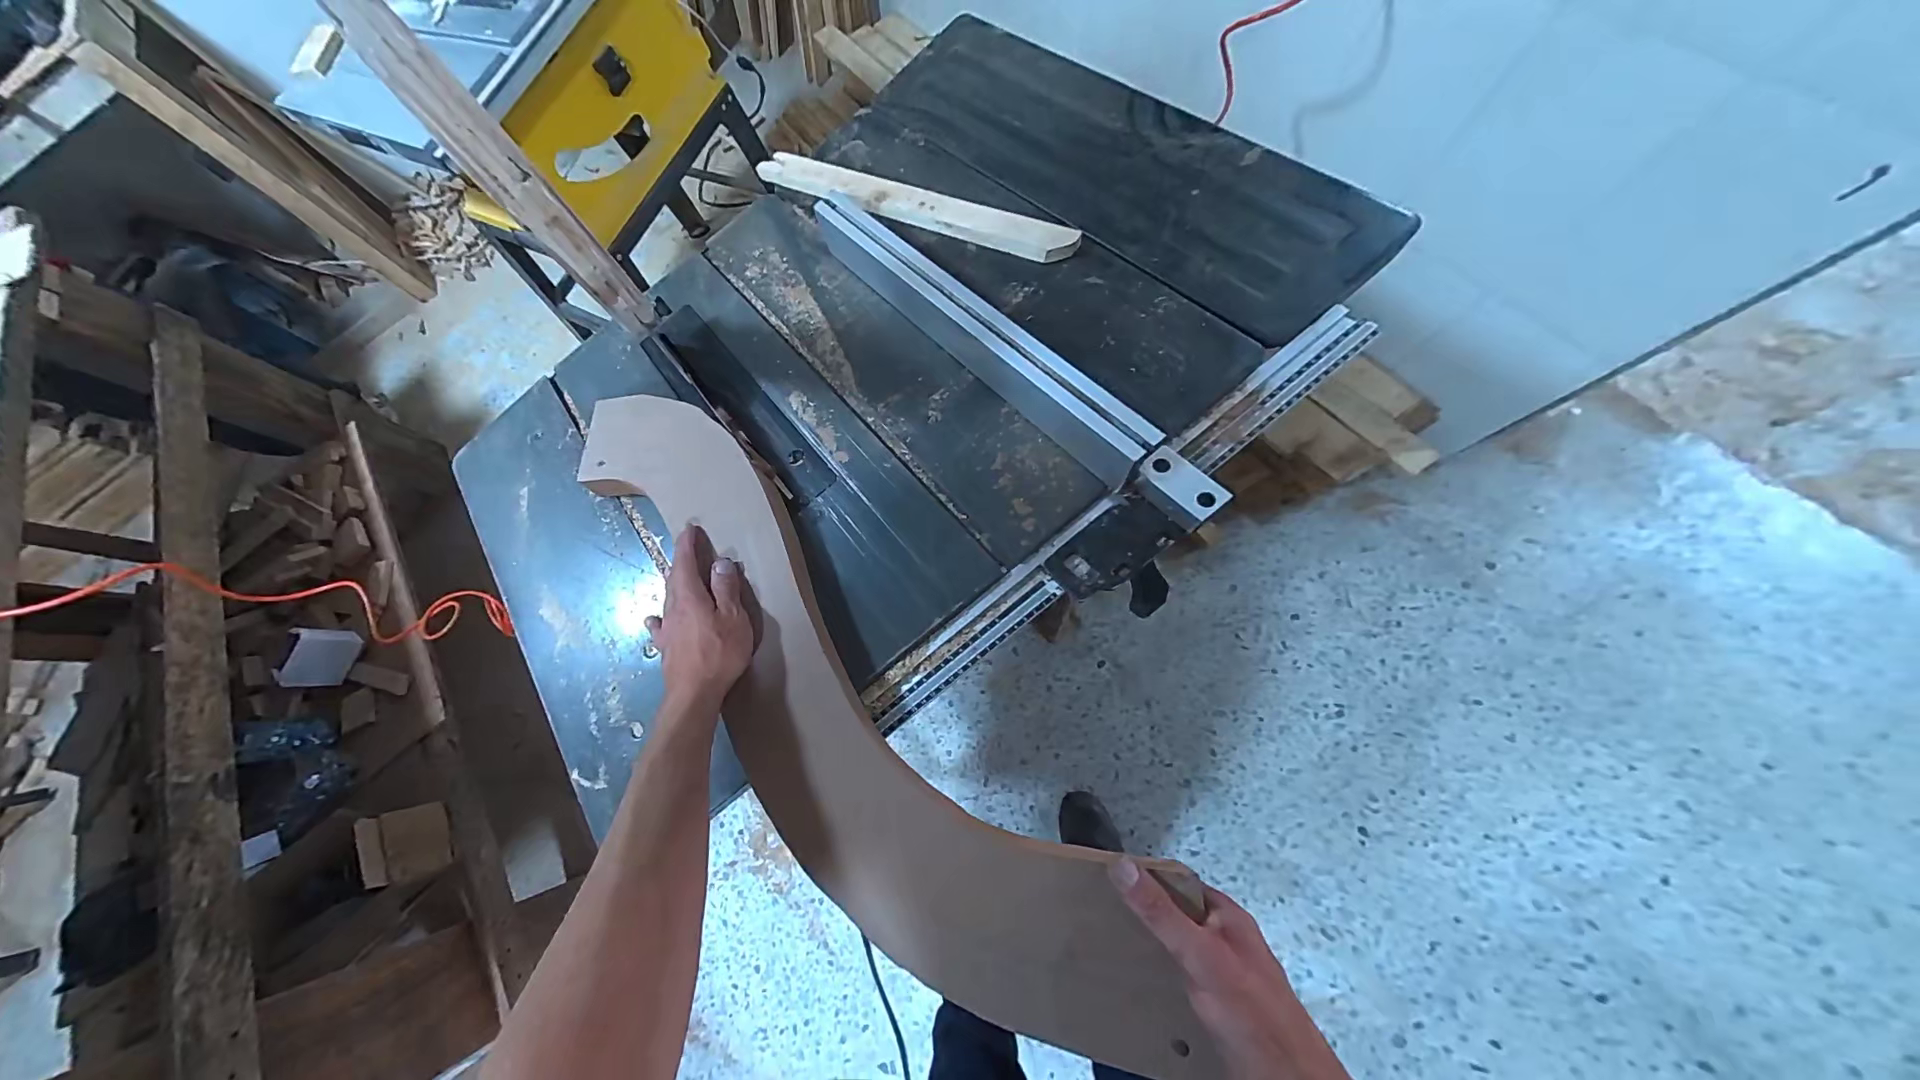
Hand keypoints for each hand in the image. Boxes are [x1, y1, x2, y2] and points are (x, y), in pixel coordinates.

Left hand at [645, 525, 755, 718]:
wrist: (693, 694)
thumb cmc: (719, 654)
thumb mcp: (733, 618)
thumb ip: (725, 589)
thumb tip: (719, 563)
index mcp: (689, 597)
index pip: (685, 562)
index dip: (687, 544)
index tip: (689, 529)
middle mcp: (673, 608)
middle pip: (674, 578)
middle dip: (681, 561)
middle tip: (689, 549)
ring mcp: (666, 629)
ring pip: (669, 598)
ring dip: (676, 583)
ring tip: (683, 577)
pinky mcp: (666, 646)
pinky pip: (663, 623)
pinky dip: (664, 614)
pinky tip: (658, 618)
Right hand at [1110, 859, 1350, 1079]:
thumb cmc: (1250, 1012)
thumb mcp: (1198, 953)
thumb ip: (1161, 912)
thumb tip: (1124, 865)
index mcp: (1227, 916)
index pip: (1178, 882)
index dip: (1146, 880)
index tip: (1110, 883)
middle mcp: (1228, 939)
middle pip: (1177, 915)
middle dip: (1146, 917)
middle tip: (1108, 921)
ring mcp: (1226, 974)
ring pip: (1179, 950)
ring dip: (1153, 951)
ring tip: (1120, 955)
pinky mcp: (1222, 1007)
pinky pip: (1184, 981)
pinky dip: (1164, 982)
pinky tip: (1147, 991)